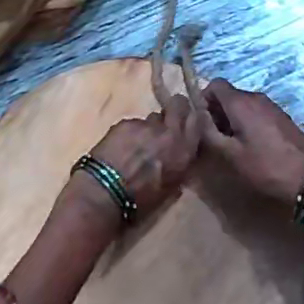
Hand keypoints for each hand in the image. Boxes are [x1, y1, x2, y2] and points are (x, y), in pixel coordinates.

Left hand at [78, 92, 200, 218]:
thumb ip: (178, 163)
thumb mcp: (171, 185)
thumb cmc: (142, 199)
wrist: (107, 191)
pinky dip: (129, 133)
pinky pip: (133, 123)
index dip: (190, 117)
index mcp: (184, 152)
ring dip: (149, 127)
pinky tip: (121, 146)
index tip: (185, 121)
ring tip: (138, 143)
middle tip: (167, 119)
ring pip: (152, 116)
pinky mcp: (126, 122)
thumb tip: (176, 154)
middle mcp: (169, 133)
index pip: (196, 120)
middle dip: (174, 107)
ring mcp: (146, 125)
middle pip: (178, 104)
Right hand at [198, 79, 303, 204]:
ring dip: (231, 118)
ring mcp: (271, 106)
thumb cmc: (267, 166)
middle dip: (216, 112)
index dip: (203, 99)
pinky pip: (256, 111)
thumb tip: (196, 116)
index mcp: (240, 102)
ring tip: (231, 144)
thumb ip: (209, 132)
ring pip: (242, 104)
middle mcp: (255, 97)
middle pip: (228, 95)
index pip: (215, 84)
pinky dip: (246, 122)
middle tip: (214, 137)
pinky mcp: (281, 117)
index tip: (202, 121)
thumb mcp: (231, 154)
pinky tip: (250, 145)